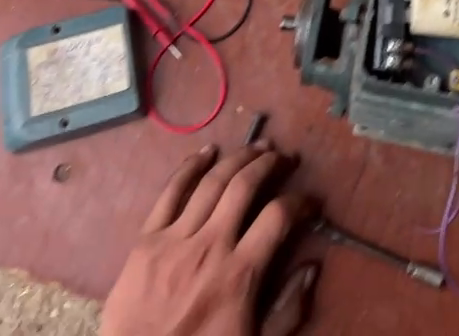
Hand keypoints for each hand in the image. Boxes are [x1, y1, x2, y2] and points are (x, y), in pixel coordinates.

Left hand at [102, 143, 318, 335]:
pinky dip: (190, 166)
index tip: (310, 202)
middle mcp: (210, 247)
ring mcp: (176, 239)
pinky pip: (170, 192)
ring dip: (237, 158)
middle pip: (244, 186)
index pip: (278, 218)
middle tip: (283, 157)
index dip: (300, 202)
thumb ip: (287, 311)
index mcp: (239, 275)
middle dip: (268, 164)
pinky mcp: (147, 240)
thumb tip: (312, 268)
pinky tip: (208, 151)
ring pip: (211, 182)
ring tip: (256, 147)